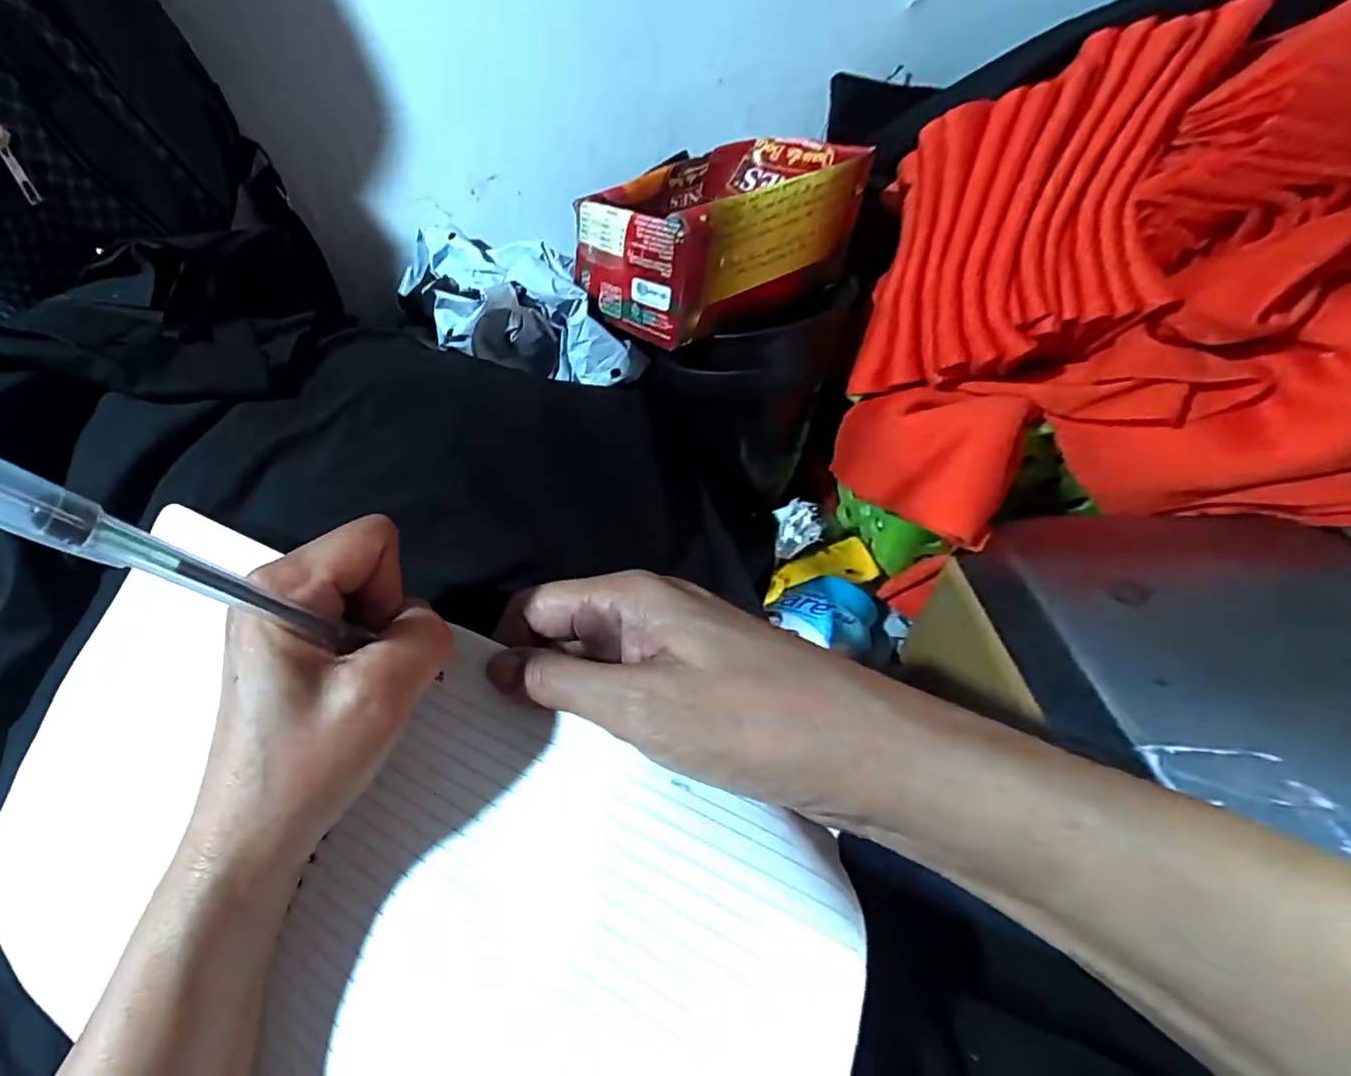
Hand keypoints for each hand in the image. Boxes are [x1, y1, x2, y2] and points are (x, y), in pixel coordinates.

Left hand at [191, 516, 453, 870]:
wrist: (251, 837)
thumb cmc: (306, 767)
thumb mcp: (382, 693)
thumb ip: (423, 634)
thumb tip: (423, 621)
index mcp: (279, 585)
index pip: (372, 539)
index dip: (394, 592)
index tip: (374, 652)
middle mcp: (269, 589)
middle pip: (365, 566)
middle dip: (385, 620)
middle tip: (366, 682)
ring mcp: (272, 619)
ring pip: (360, 598)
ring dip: (376, 645)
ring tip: (355, 696)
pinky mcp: (281, 647)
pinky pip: (344, 625)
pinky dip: (361, 658)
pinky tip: (344, 700)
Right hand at [486, 571, 899, 822]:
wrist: (865, 753)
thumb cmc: (745, 721)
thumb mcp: (639, 705)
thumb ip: (560, 684)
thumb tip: (497, 669)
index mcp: (629, 597)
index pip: (536, 604)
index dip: (507, 644)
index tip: (486, 698)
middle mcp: (647, 611)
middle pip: (565, 630)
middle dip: (534, 674)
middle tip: (504, 733)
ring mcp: (674, 646)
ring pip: (597, 662)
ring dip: (570, 698)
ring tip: (542, 748)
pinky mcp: (696, 679)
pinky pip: (631, 685)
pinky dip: (607, 711)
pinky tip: (598, 749)